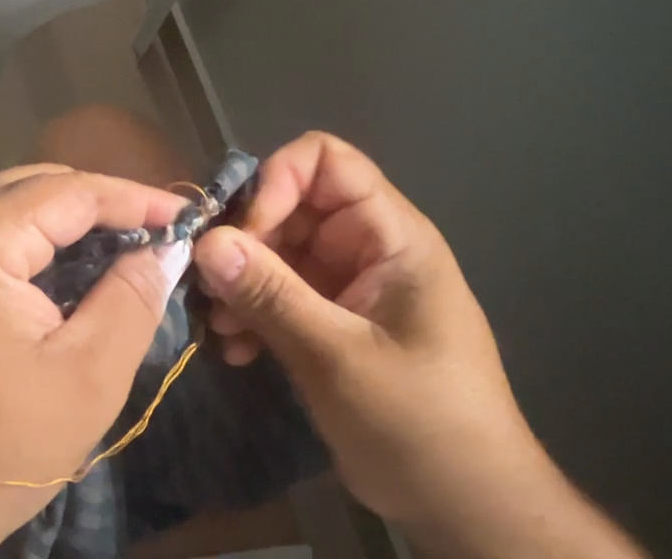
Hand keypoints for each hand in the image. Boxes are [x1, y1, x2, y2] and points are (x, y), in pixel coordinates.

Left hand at [0, 165, 186, 558]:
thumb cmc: (0, 443)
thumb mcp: (89, 375)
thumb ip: (134, 296)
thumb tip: (165, 247)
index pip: (72, 191)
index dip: (136, 198)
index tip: (188, 215)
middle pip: (42, 185)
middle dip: (106, 203)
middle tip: (163, 231)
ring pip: (19, 200)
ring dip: (76, 217)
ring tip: (134, 241)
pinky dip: (44, 235)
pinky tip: (83, 257)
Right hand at [192, 133, 642, 557]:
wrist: (466, 509)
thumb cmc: (421, 424)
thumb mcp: (339, 358)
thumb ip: (271, 295)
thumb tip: (205, 241)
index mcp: (391, 236)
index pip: (325, 161)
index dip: (276, 181)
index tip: (240, 235)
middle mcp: (366, 247)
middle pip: (289, 205)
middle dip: (244, 241)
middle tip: (209, 288)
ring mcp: (346, 283)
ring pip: (275, 250)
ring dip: (239, 282)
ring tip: (219, 326)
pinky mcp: (330, 319)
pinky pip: (277, 292)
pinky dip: (250, 312)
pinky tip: (235, 349)